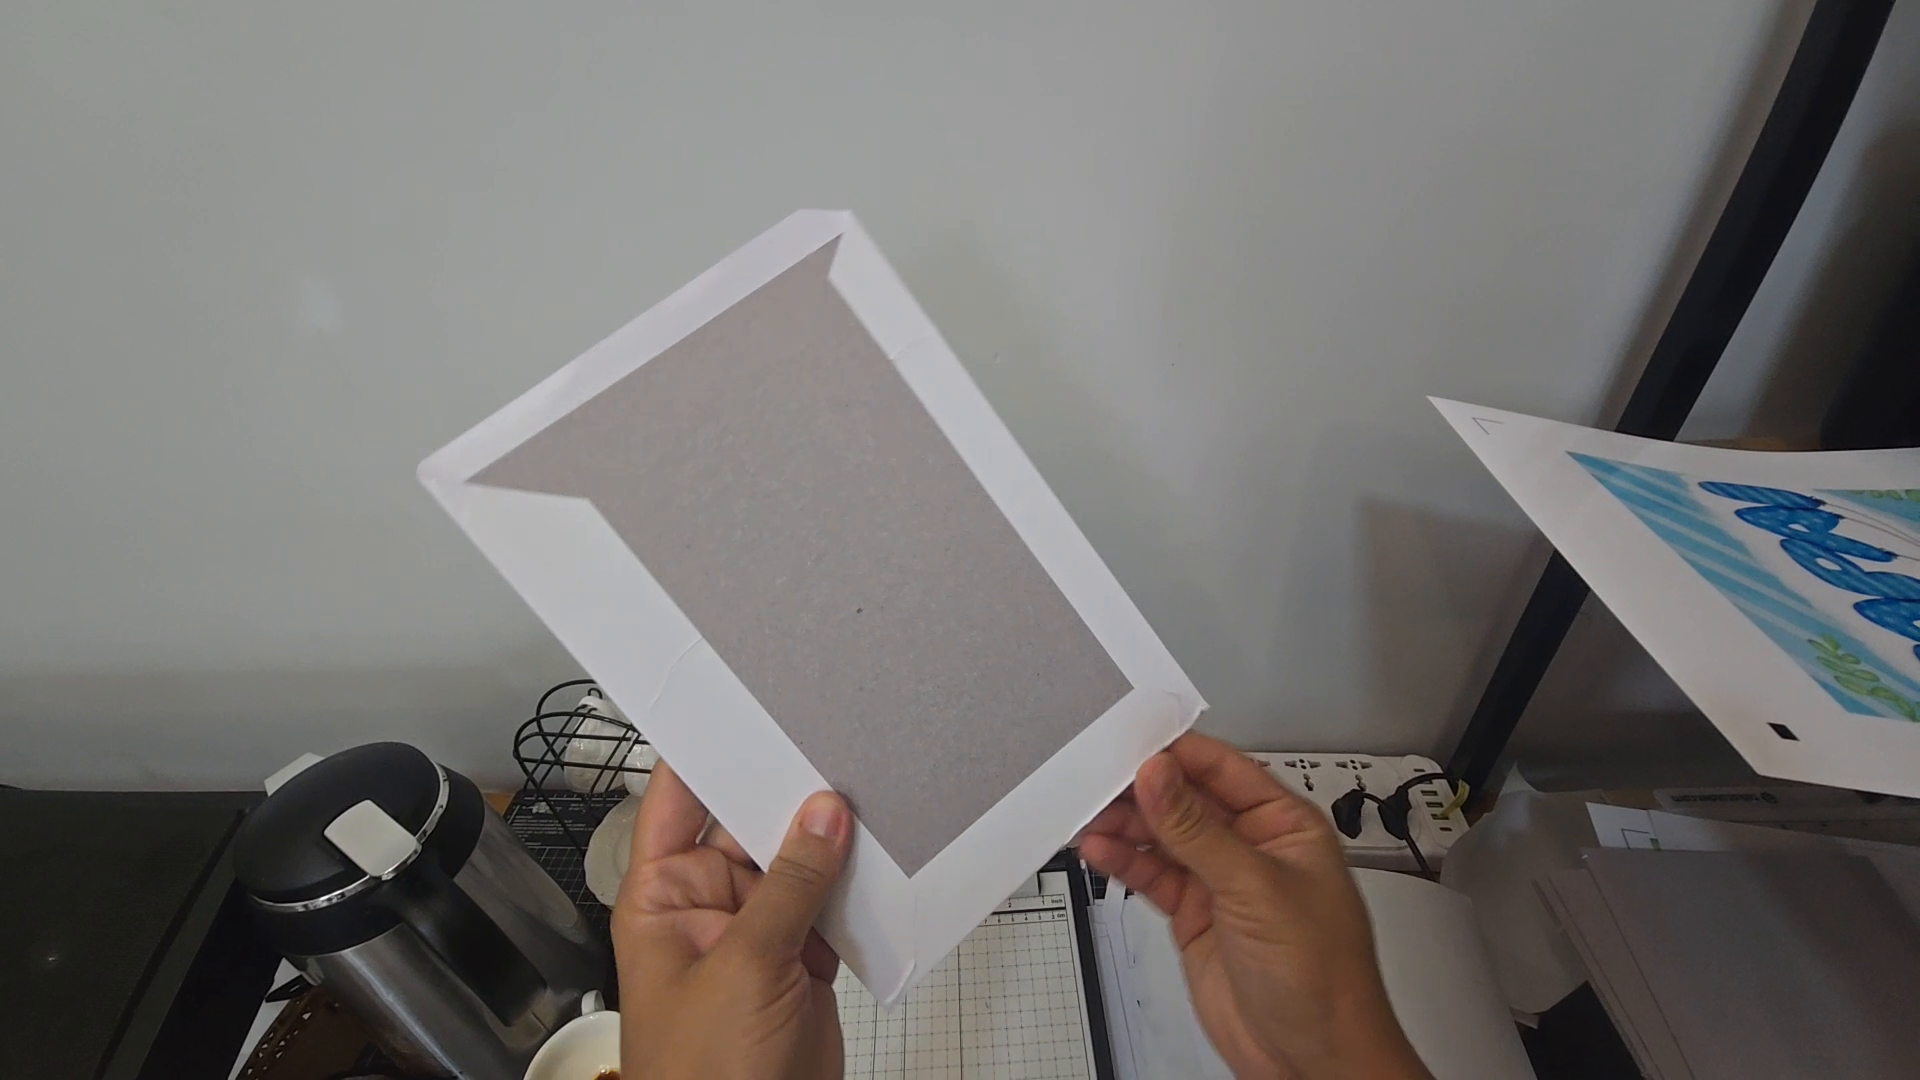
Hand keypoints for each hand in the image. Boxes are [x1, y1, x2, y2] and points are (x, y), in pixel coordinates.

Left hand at [614, 761, 851, 1079]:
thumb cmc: (705, 1076)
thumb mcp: (746, 967)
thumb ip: (790, 884)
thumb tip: (825, 813)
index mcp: (667, 893)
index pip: (678, 800)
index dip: (706, 752)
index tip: (741, 705)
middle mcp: (711, 899)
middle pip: (749, 821)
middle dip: (786, 789)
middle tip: (828, 741)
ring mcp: (758, 923)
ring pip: (795, 856)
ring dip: (827, 833)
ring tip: (864, 782)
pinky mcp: (798, 948)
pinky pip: (827, 893)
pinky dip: (851, 876)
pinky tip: (876, 847)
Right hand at [1077, 734, 1431, 1079]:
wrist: (1313, 1066)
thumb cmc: (1323, 979)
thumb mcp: (1255, 889)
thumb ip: (1196, 830)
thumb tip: (1157, 774)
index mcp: (1281, 822)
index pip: (1219, 768)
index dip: (1174, 753)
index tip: (1129, 744)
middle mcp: (1247, 842)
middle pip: (1182, 798)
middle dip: (1140, 789)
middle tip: (1096, 779)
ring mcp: (1217, 876)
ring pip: (1160, 833)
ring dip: (1123, 824)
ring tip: (1088, 816)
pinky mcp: (1191, 908)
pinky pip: (1149, 871)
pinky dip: (1122, 860)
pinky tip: (1098, 850)